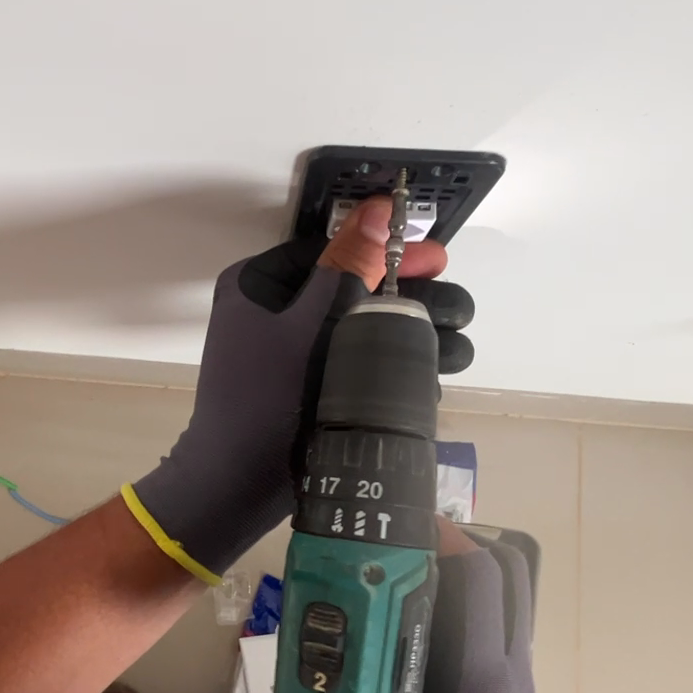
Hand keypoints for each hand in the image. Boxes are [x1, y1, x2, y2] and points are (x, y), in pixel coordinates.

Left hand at [123, 200, 473, 582]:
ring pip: (362, 332)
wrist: (236, 485)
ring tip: (456, 347)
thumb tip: (375, 207)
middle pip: (354, 292)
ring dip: (410, 337)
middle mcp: (275, 315)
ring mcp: (294, 355)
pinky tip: (432, 377)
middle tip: (455, 307)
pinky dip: (392, 371)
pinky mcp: (312, 390)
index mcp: (259, 287)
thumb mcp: (308, 326)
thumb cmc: (265, 398)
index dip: (387, 254)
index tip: (435, 257)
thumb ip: (346, 269)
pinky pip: (357, 368)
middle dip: (408, 300)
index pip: (332, 254)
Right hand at [341, 520, 538, 692]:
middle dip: (465, 541)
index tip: (405, 522)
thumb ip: (364, 674)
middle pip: (511, 577)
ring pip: (509, 596)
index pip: (485, 584)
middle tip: (405, 533)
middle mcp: (513, 679)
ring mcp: (515, 686)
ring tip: (409, 556)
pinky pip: (497, 622)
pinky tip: (417, 598)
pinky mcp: (505, 692)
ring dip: (468, 564)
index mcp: (488, 688)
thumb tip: (349, 603)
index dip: (450, 541)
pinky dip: (468, 594)